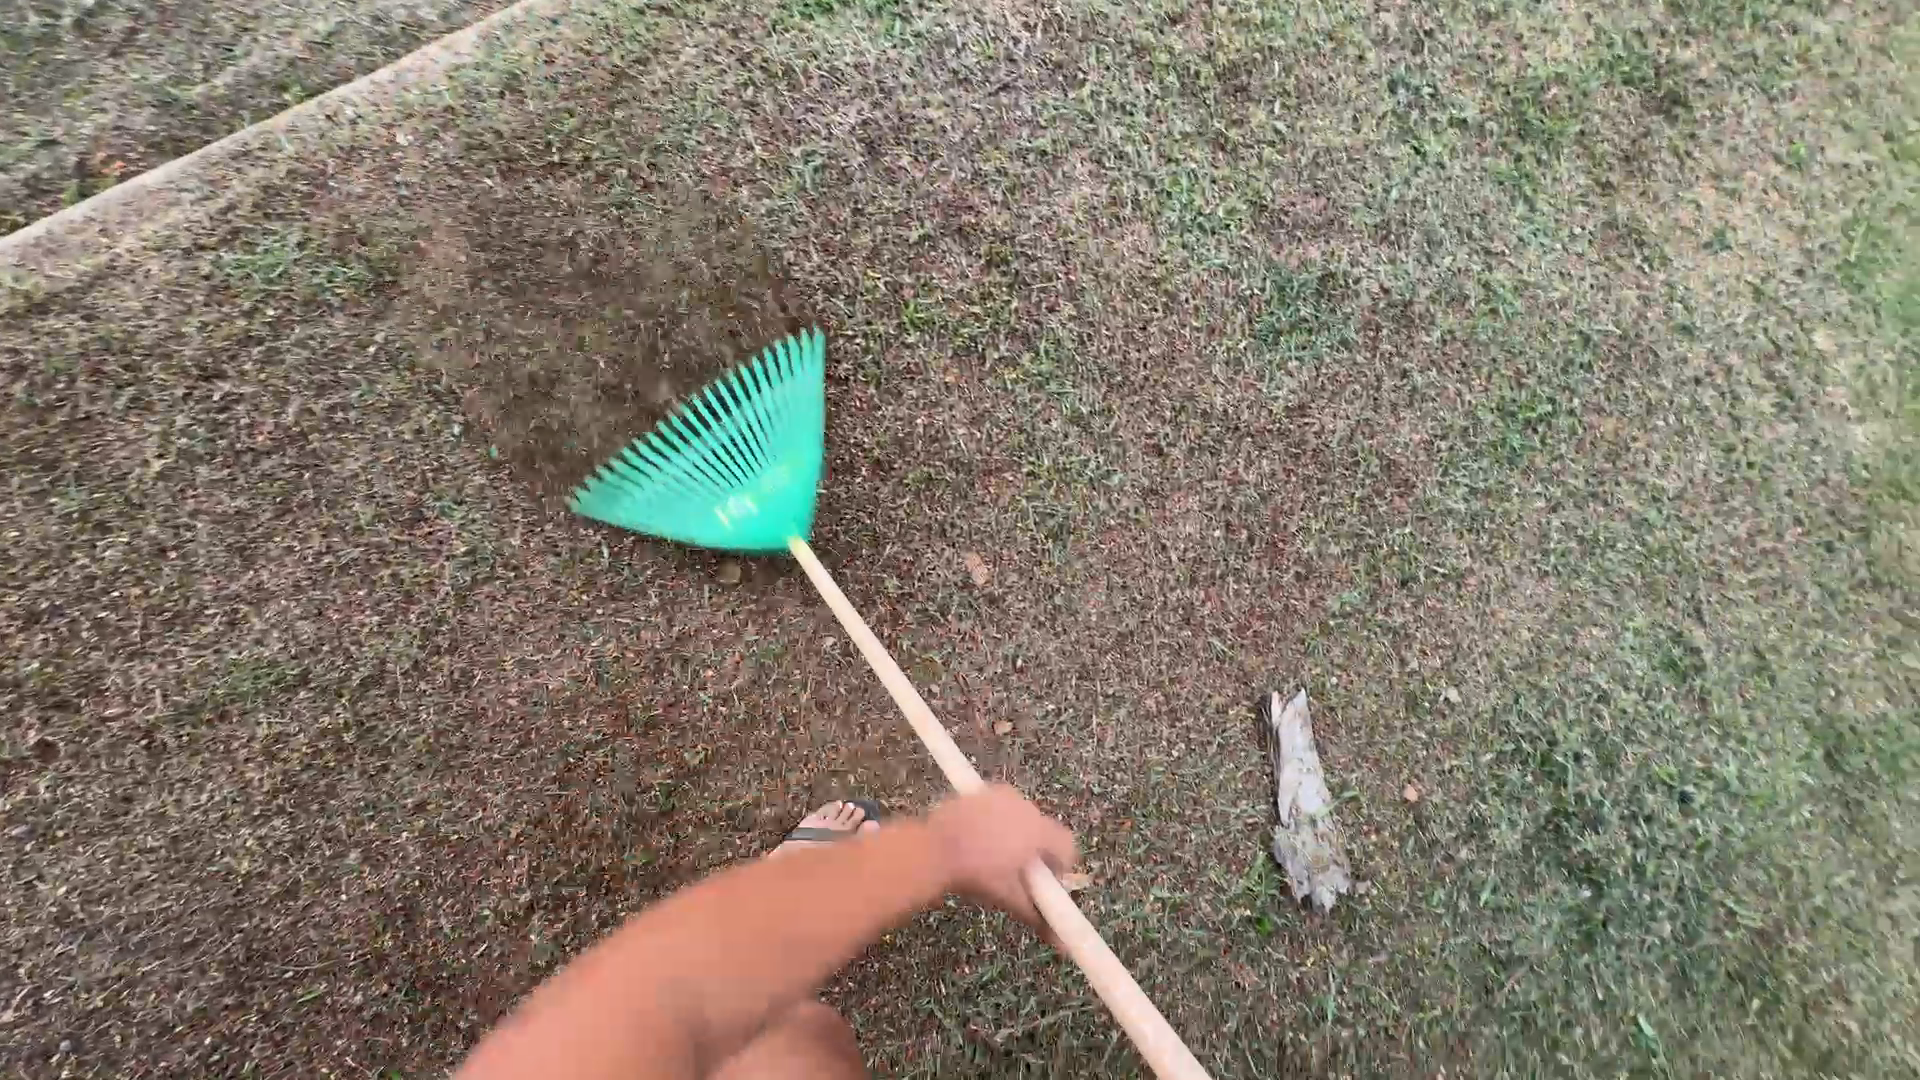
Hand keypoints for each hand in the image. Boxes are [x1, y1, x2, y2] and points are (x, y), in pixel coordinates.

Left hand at [926, 784, 1077, 933]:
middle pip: (1045, 830)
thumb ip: (1038, 917)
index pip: (1067, 845)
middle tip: (1019, 874)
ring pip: (1022, 817)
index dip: (1060, 867)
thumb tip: (1061, 944)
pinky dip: (999, 821)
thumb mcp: (1008, 897)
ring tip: (996, 858)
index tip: (1046, 883)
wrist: (934, 848)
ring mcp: (1002, 795)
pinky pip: (1002, 807)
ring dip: (1018, 835)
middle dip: (1037, 851)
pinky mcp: (983, 791)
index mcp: (1038, 831)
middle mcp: (1025, 807)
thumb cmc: (976, 873)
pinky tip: (980, 840)